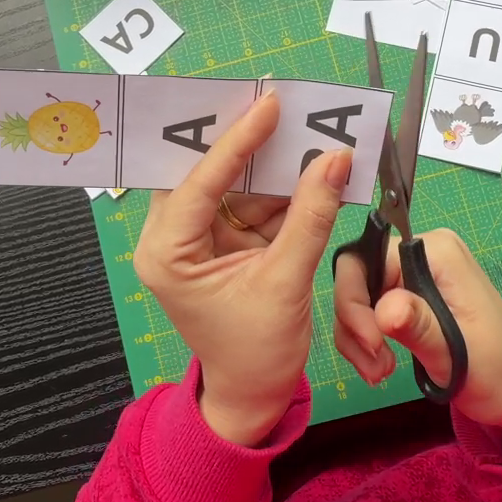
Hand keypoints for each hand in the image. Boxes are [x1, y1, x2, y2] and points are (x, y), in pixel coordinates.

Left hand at [134, 93, 351, 446]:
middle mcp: (172, 239)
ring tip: (306, 130)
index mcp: (167, 254)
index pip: (199, 183)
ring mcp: (197, 238)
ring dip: (271, 164)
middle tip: (279, 105)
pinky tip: (308, 166)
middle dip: (245, 143)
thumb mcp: (286, 283)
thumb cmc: (257, 353)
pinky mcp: (221, 241)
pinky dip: (281, 189)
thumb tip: (335, 160)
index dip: (237, 141)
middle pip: (208, 174)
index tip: (268, 106)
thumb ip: (311, 217)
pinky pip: (250, 203)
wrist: (254, 395)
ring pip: (234, 184)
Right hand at [333, 228, 501, 460]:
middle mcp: (421, 250)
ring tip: (379, 373)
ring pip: (357, 295)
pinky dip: (366, 338)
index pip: (365, 259)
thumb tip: (384, 309)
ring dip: (358, 337)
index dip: (354, 302)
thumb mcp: (455, 354)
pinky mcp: (410, 291)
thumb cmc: (496, 373)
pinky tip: (380, 364)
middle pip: (357, 276)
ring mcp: (415, 270)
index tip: (371, 345)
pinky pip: (370, 306)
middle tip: (374, 367)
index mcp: (436, 252)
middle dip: (355, 324)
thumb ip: (419, 326)